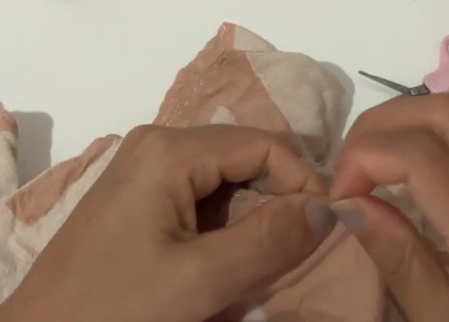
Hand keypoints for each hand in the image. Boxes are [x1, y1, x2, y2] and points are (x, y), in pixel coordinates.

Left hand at [0, 124, 337, 321]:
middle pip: (240, 155)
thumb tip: (326, 206)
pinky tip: (235, 258)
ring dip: (254, 213)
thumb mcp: (198, 281)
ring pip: (222, 177)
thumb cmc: (115, 307)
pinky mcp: (136, 196)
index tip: (334, 224)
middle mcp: (157, 143)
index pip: (259, 143)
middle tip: (311, 244)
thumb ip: (266, 241)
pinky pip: (198, 195)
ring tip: (276, 257)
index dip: (302, 178)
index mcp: (170, 149)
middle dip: (279, 195)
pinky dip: (225, 223)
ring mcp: (143, 168)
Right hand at [330, 95, 448, 321]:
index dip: (364, 157)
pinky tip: (419, 169)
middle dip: (384, 123)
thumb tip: (350, 202)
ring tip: (377, 162)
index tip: (338, 197)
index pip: (421, 155)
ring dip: (413, 118)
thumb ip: (405, 268)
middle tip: (350, 169)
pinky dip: (442, 131)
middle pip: (448, 113)